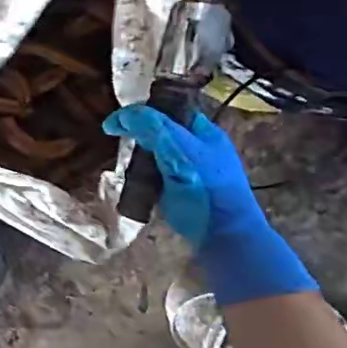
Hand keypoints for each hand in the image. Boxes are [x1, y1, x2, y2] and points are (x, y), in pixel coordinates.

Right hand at [104, 106, 315, 304]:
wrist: (226, 238)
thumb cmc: (206, 191)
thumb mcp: (179, 152)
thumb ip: (154, 129)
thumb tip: (123, 116)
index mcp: (205, 133)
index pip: (170, 109)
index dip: (145, 111)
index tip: (121, 122)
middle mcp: (199, 149)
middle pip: (162, 132)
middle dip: (140, 136)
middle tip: (121, 142)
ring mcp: (191, 174)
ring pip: (157, 155)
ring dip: (140, 158)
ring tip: (127, 167)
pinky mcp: (181, 195)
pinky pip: (157, 178)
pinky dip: (144, 179)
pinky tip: (136, 185)